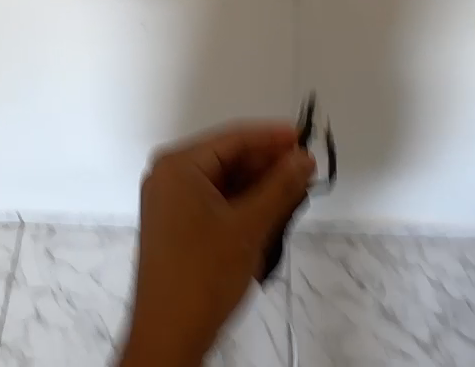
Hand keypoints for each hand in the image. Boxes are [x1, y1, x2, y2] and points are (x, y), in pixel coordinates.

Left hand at [120, 121, 315, 366]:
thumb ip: (280, 186)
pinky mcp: (175, 226)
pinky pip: (214, 202)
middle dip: (267, 165)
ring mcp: (169, 202)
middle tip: (306, 171)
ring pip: (224, 182)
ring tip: (295, 193)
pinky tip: (271, 214)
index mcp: (178, 165)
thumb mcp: (249, 226)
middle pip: (227, 158)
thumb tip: (304, 158)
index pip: (233, 138)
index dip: (271, 137)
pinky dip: (242, 205)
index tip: (305, 138)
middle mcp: (169, 176)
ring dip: (259, 187)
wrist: (168, 338)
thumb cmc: (204, 275)